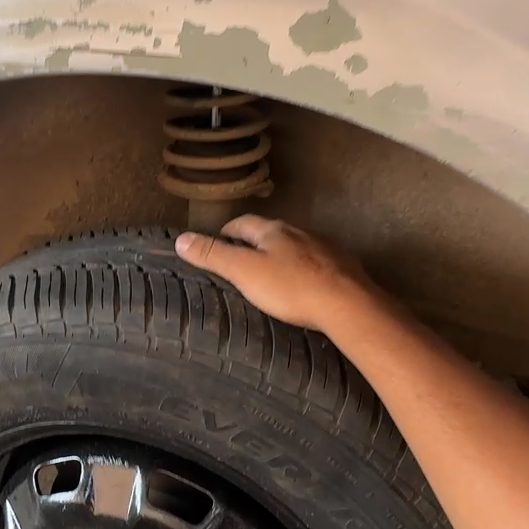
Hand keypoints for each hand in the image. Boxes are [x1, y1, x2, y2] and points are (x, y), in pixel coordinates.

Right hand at [174, 215, 379, 332]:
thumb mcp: (244, 272)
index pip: (243, 223)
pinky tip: (304, 288)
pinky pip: (317, 265)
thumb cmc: (291, 288)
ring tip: (271, 276)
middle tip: (241, 261)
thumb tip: (180, 238)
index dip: (227, 231)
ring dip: (282, 257)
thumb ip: (213, 255)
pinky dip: (306, 272)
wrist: (348, 305)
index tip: (218, 243)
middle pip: (271, 233)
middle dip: (255, 243)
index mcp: (273, 231)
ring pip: (296, 248)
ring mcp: (325, 249)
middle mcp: (300, 233)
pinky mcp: (344, 268)